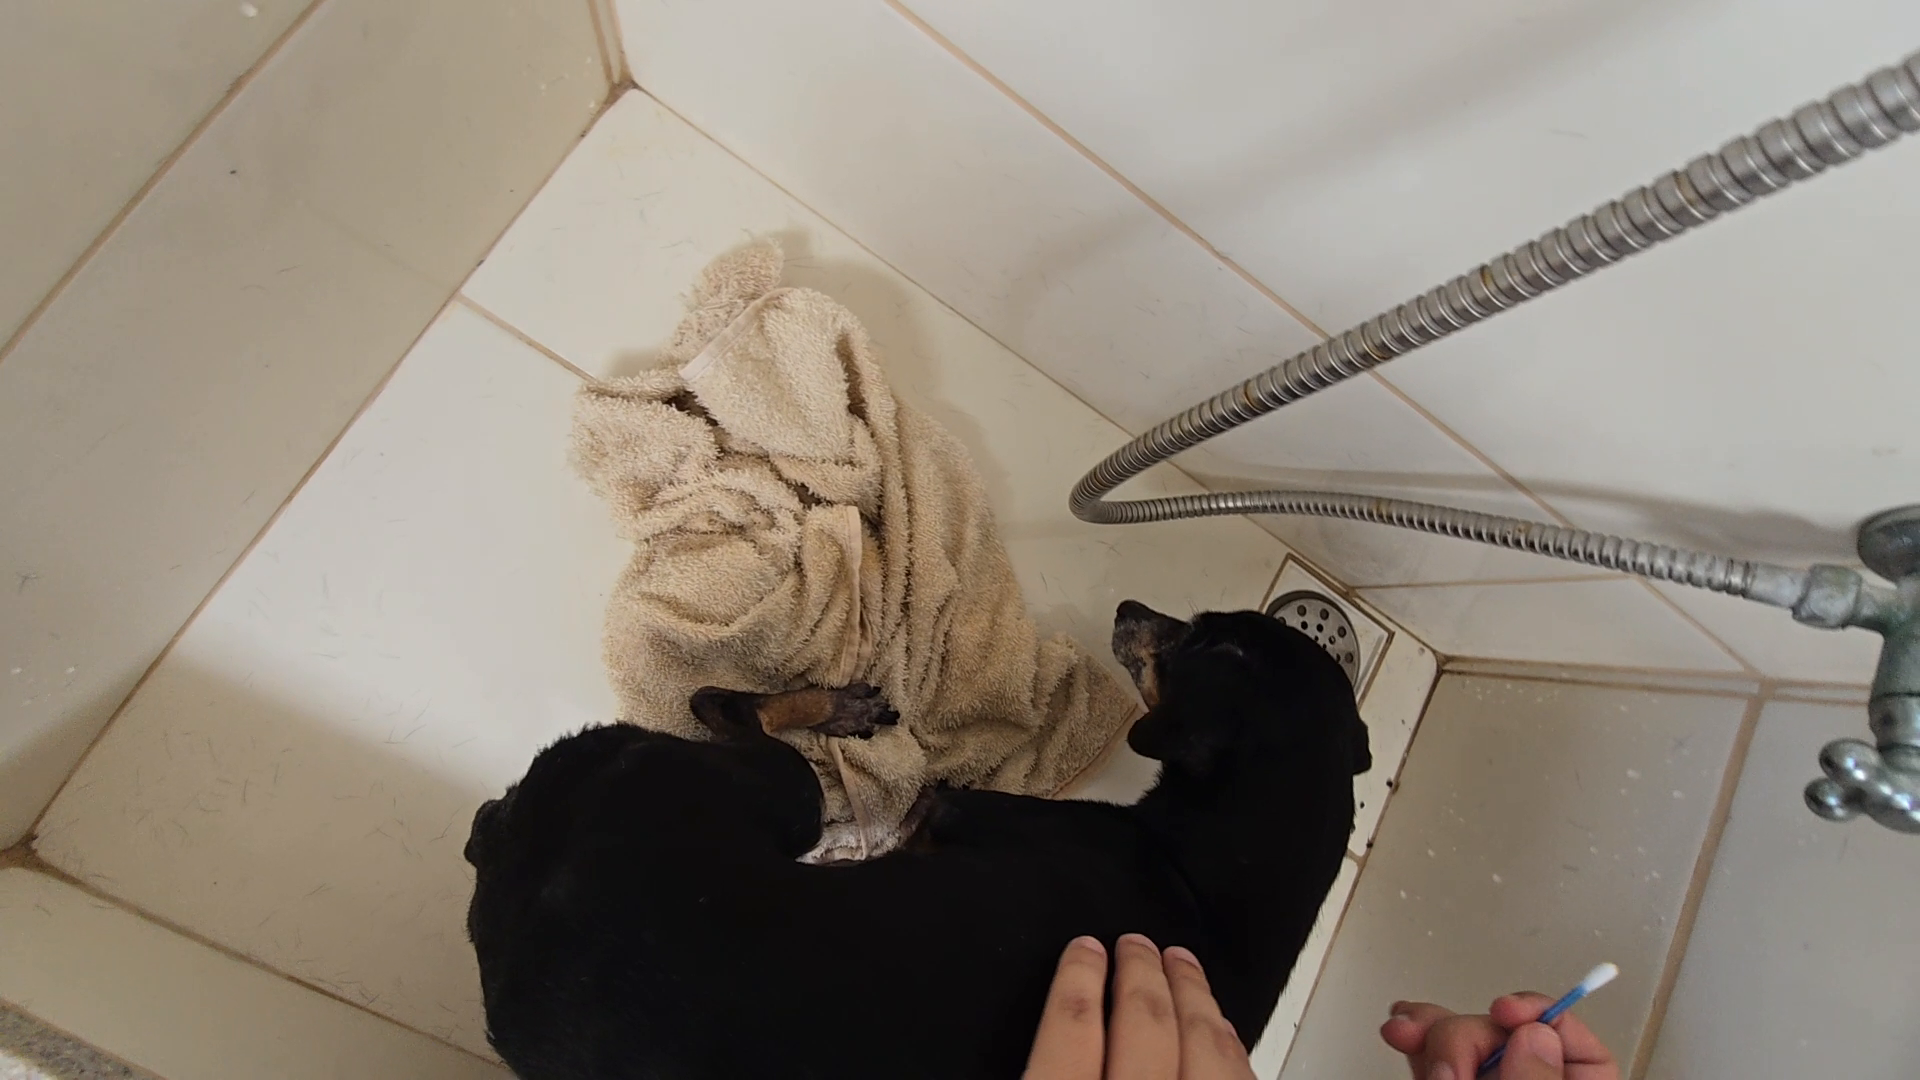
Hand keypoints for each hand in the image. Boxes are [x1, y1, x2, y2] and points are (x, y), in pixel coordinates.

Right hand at [1024, 934, 1254, 1078]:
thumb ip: (1028, 1079)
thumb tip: (1018, 1047)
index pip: (1071, 1027)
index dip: (1078, 975)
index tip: (1084, 947)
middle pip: (1144, 1025)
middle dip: (1140, 973)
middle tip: (1136, 944)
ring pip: (1204, 1049)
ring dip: (1193, 997)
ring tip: (1181, 964)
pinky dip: (1230, 1048)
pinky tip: (1221, 1030)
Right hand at [1379, 995, 1619, 1079]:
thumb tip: (1537, 1032)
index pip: (1575, 1041)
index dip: (1539, 1012)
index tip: (1501, 1010)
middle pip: (1503, 1034)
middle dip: (1463, 1036)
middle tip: (1447, 1069)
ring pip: (1462, 1036)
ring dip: (1429, 1032)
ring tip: (1403, 1040)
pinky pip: (1434, 1049)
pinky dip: (1414, 1038)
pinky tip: (1400, 1034)